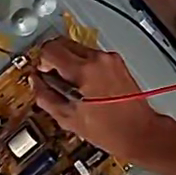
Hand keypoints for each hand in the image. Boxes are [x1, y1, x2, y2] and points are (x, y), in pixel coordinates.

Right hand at [31, 38, 175, 168]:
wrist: (140, 132)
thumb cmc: (110, 130)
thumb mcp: (69, 118)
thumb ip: (46, 97)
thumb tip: (35, 83)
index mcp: (84, 70)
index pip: (50, 49)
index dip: (41, 62)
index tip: (42, 74)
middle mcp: (98, 59)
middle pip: (62, 43)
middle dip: (53, 58)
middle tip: (52, 77)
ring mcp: (109, 59)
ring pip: (77, 48)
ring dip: (68, 61)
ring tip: (71, 85)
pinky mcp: (117, 62)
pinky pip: (92, 55)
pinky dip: (84, 65)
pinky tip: (86, 85)